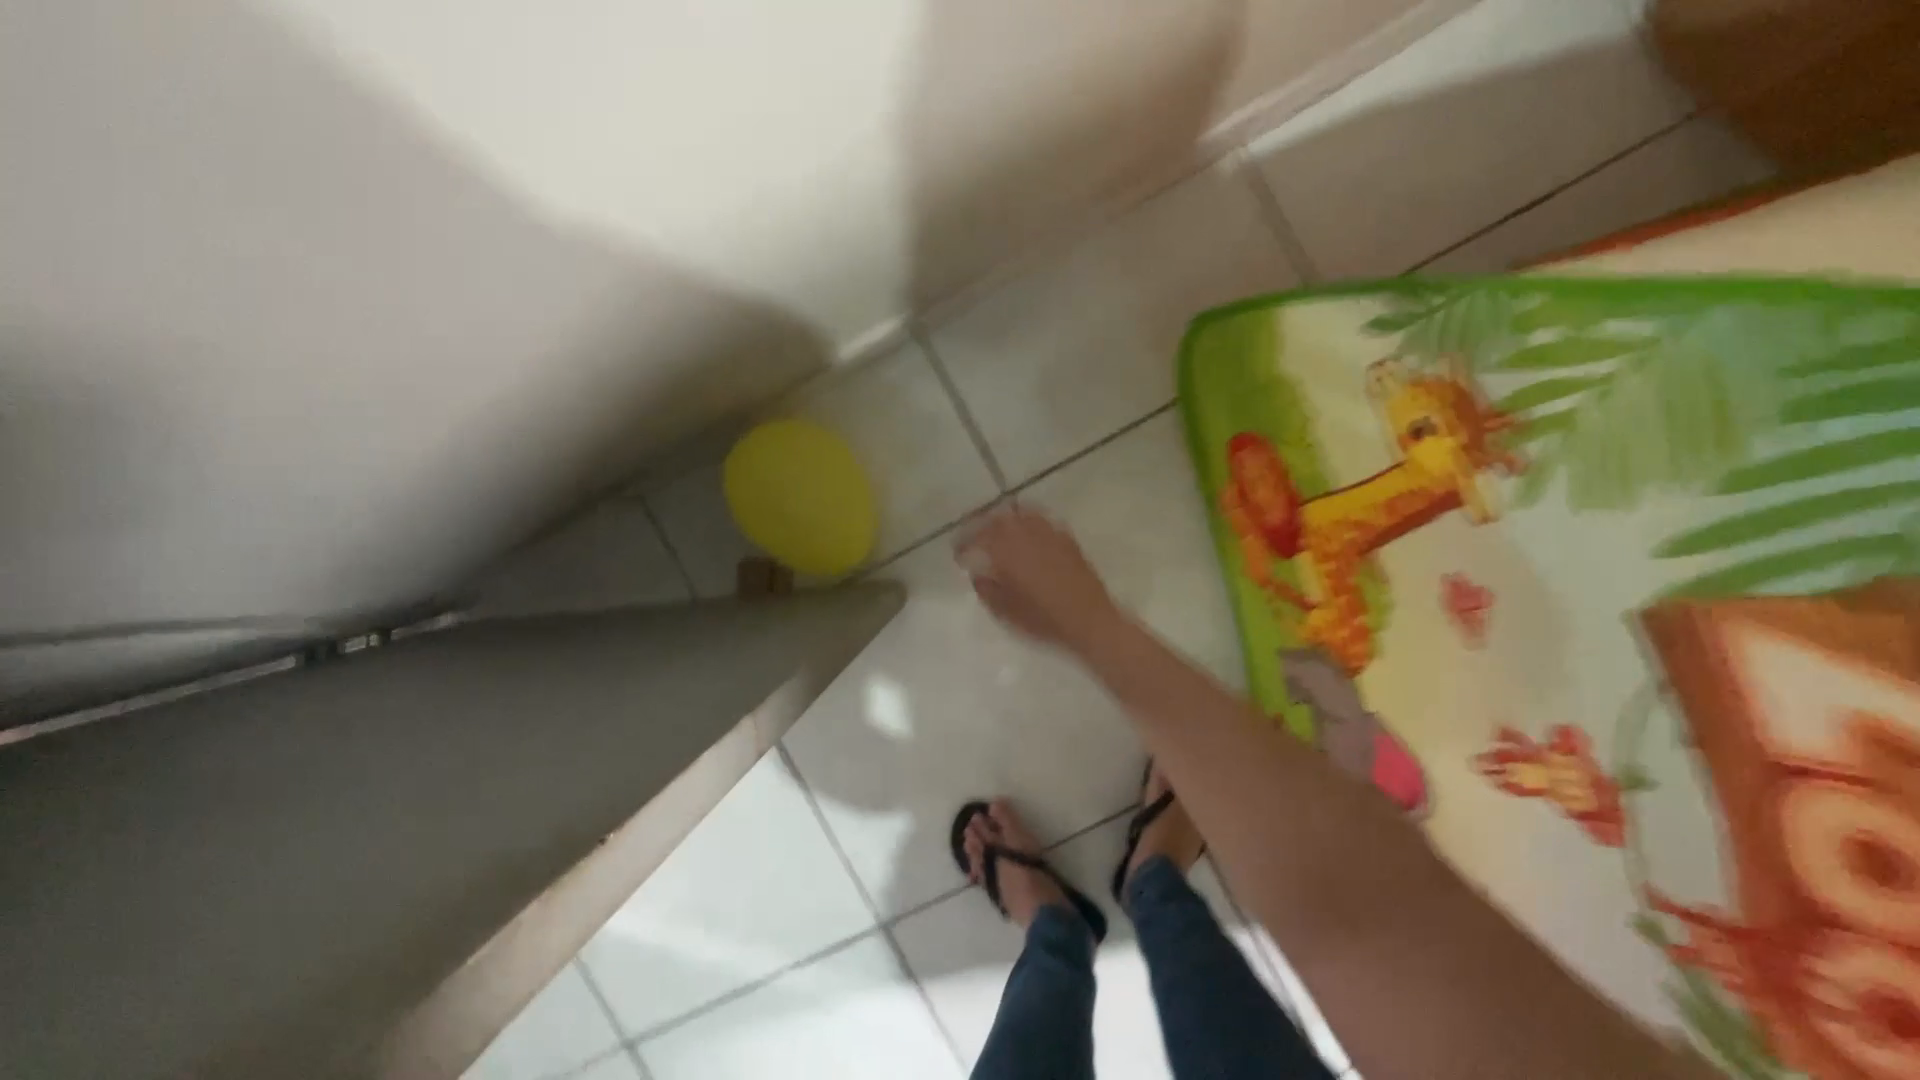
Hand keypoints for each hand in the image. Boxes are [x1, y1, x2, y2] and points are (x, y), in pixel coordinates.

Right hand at [954, 504, 1124, 650]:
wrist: (1089, 620)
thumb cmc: (1043, 620)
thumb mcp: (1005, 611)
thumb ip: (986, 589)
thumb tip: (978, 574)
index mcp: (1005, 550)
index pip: (976, 537)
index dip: (963, 544)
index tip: (957, 555)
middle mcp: (1025, 533)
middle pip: (997, 518)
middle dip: (981, 524)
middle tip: (973, 536)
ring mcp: (1048, 532)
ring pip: (1019, 513)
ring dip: (1004, 519)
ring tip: (998, 531)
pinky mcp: (1066, 537)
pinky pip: (1041, 519)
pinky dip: (1028, 521)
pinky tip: (1027, 533)